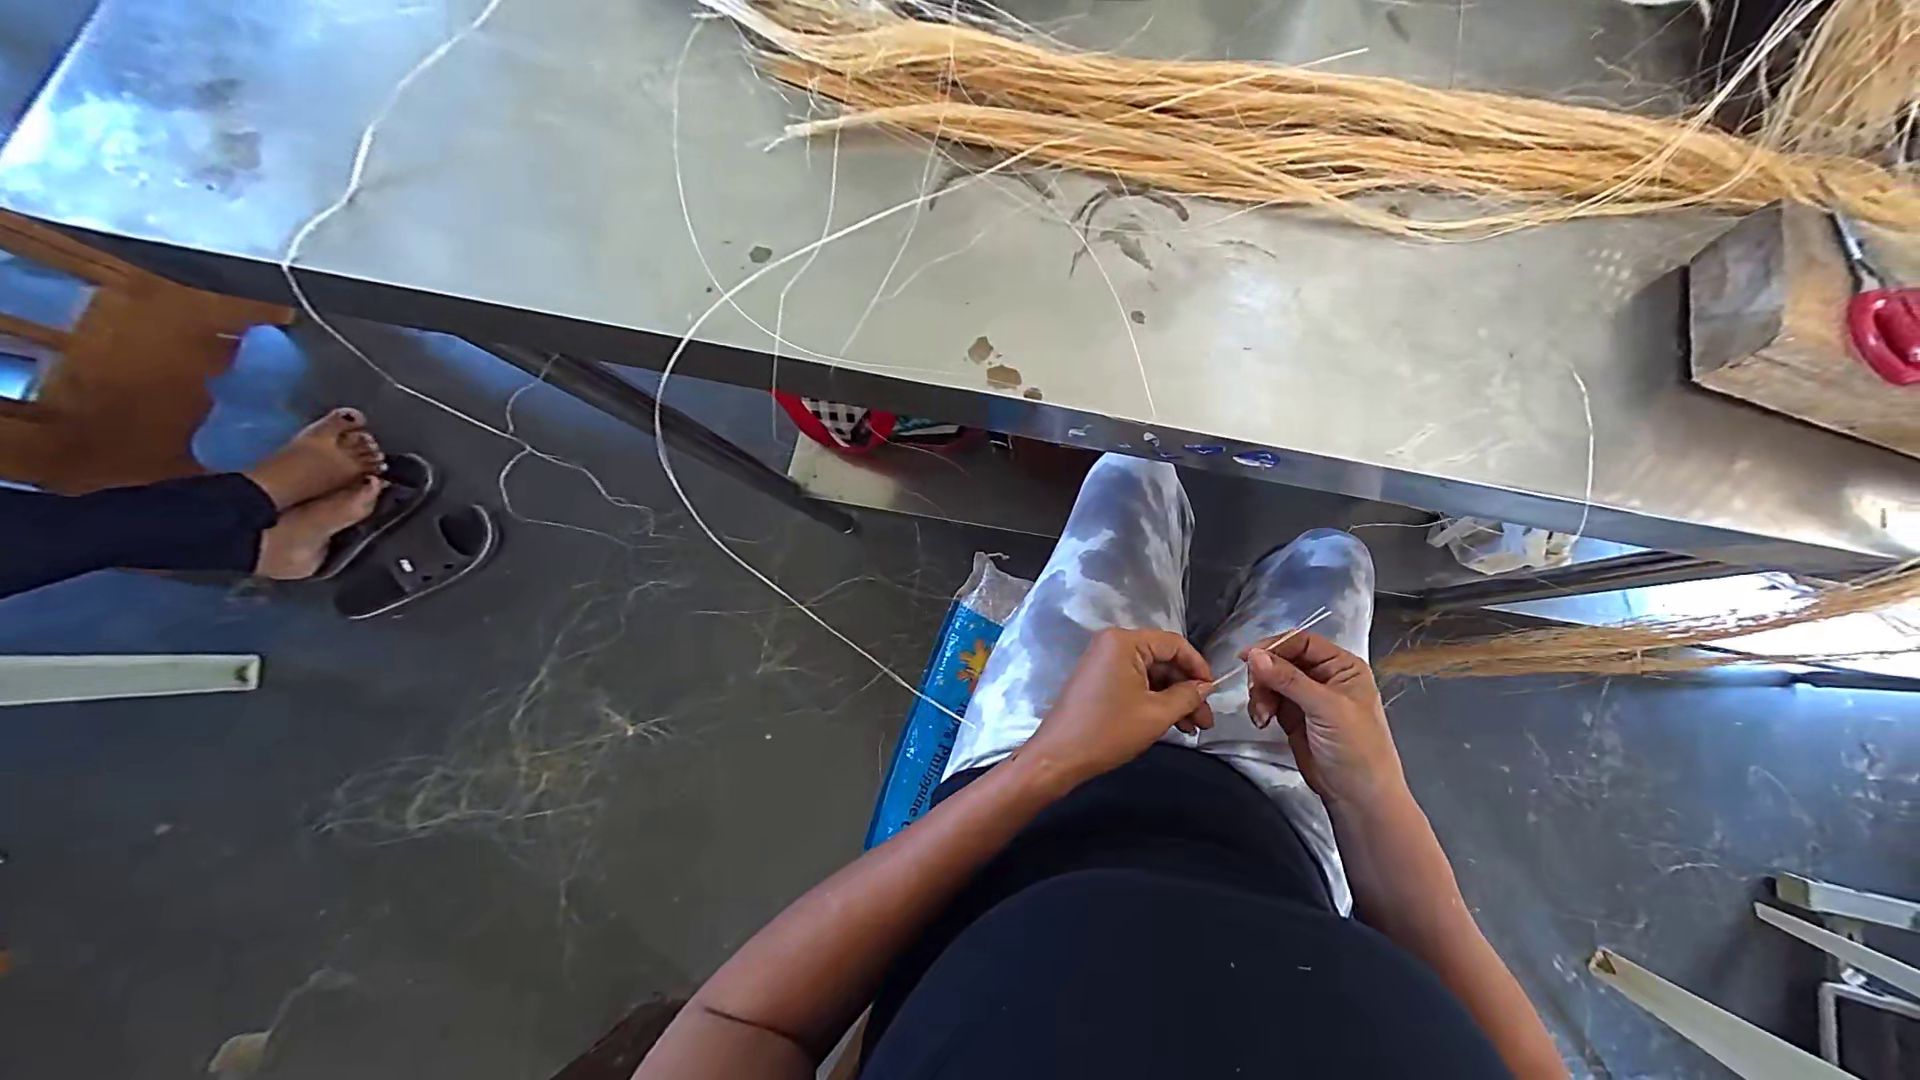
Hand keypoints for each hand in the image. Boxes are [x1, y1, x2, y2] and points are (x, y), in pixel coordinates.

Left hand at [1014, 627, 1214, 787]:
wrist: (1059, 755)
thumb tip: (1205, 687)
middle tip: (1205, 720)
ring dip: (1173, 698)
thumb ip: (1186, 696)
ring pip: (1150, 674)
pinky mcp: (1098, 680)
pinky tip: (1171, 724)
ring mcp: (1103, 661)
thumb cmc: (1108, 730)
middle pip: (1162, 659)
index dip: (1198, 667)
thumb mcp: (1156, 714)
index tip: (1213, 693)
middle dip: (1186, 689)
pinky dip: (1154, 700)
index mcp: (1123, 642)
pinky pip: (1134, 682)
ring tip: (1192, 728)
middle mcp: (1112, 644)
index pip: (1174, 643)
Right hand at [1244, 631, 1405, 809]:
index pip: (1301, 642)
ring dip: (1259, 693)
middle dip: (1264, 675)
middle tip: (1257, 694)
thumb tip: (1253, 655)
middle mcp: (1324, 676)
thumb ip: (1289, 679)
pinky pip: (1267, 698)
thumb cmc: (1356, 749)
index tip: (1247, 658)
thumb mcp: (1326, 709)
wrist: (1358, 797)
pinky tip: (1262, 721)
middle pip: (1280, 659)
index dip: (1273, 646)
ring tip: (1262, 715)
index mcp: (1342, 666)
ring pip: (1270, 678)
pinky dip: (1259, 706)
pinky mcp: (1292, 714)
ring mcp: (1306, 696)